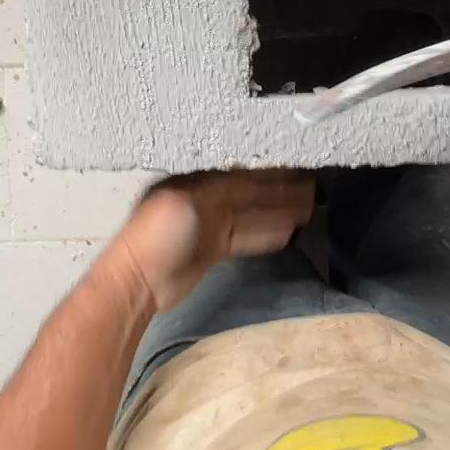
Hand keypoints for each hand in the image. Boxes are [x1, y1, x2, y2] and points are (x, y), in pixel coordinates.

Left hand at [111, 169, 314, 311]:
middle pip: (250, 191)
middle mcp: (204, 198)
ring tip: (308, 206)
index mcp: (195, 180)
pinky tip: (287, 231)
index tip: (295, 167)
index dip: (267, 170)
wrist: (138, 282)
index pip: (240, 171)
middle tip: (312, 186)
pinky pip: (246, 236)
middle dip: (279, 189)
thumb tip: (248, 175)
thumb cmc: (156, 236)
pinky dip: (266, 233)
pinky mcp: (213, 249)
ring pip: (252, 213)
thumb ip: (218, 188)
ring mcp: (209, 224)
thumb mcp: (187, 202)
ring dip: (278, 211)